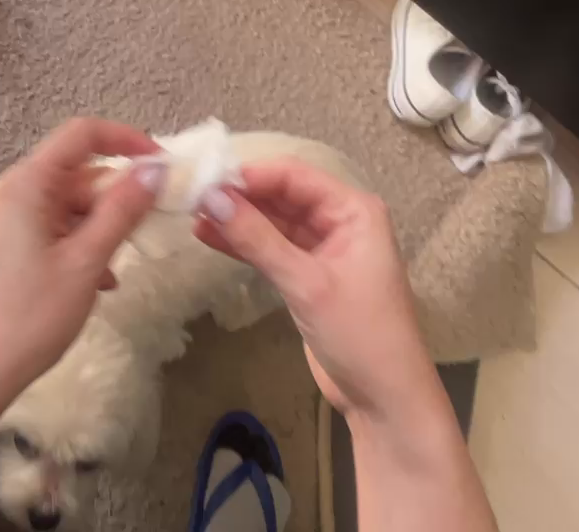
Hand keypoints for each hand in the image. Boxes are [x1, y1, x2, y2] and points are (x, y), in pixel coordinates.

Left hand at [0, 118, 164, 409]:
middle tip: (151, 220)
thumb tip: (155, 168)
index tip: (162, 163)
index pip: (83, 134)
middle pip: (78, 170)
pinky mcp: (9, 243)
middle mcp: (15, 189)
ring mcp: (9, 217)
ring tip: (122, 262)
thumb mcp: (86, 261)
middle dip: (117, 191)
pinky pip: (56, 226)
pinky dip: (82, 242)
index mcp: (28, 182)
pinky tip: (101, 281)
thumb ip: (122, 209)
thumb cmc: (30, 315)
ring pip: (70, 202)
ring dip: (101, 224)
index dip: (126, 139)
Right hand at [193, 159, 428, 424]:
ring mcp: (322, 247)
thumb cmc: (360, 335)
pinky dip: (242, 243)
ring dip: (236, 219)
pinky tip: (208, 236)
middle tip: (192, 196)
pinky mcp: (307, 273)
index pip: (294, 175)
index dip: (250, 175)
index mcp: (353, 210)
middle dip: (239, 196)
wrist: (386, 403)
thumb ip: (257, 239)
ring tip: (192, 214)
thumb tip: (211, 199)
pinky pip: (270, 246)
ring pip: (272, 220)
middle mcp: (339, 220)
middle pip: (281, 194)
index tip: (207, 180)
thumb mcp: (306, 283)